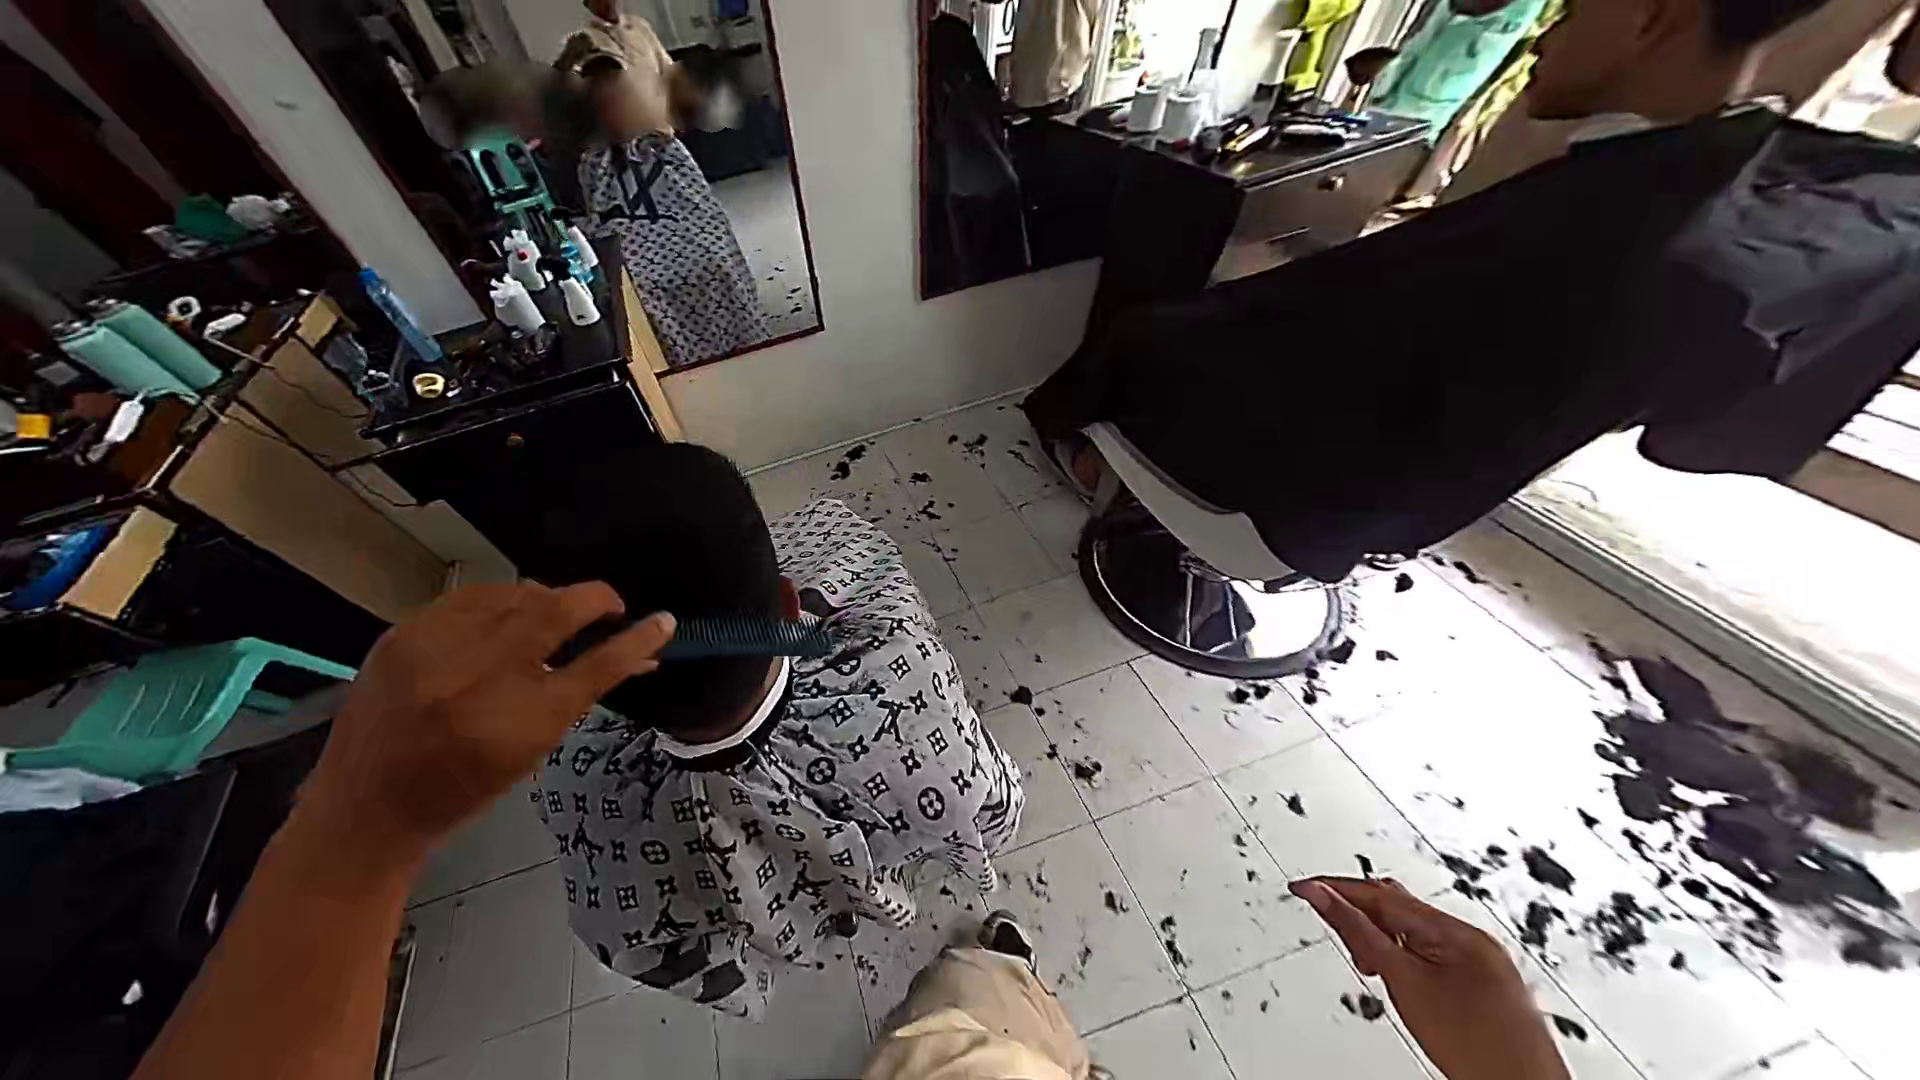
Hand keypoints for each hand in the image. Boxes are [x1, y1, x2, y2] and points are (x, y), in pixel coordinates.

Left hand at [297, 584, 673, 863]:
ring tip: (558, 612)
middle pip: (557, 611)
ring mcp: (436, 650)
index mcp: (521, 720)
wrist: (364, 808)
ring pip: (516, 594)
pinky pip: (472, 596)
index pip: (599, 665)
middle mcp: (479, 678)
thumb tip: (639, 657)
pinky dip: (504, 599)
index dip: (638, 639)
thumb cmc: (466, 786)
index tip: (664, 621)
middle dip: (597, 599)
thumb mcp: (536, 746)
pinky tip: (511, 613)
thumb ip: (584, 693)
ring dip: (550, 598)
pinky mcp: (403, 635)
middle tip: (612, 606)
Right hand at [1290, 877, 1570, 1079]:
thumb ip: (1357, 931)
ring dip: (1378, 936)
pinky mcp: (1480, 983)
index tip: (1302, 885)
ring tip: (1366, 962)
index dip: (1335, 887)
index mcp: (1455, 931)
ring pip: (1409, 929)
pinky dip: (1399, 955)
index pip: (1379, 893)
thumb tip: (1321, 893)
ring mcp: (1479, 962)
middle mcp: (1471, 940)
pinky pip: (1426, 951)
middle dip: (1357, 912)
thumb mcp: (1402, 981)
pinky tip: (1391, 973)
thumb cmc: (1479, 1052)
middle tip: (1328, 921)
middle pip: (1395, 906)